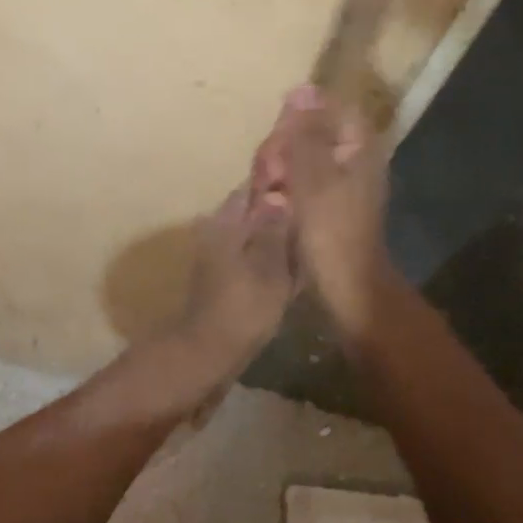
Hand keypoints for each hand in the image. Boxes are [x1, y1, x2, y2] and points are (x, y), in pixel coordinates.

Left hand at [166, 184, 296, 386]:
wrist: (209, 350)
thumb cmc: (243, 306)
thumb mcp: (268, 265)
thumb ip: (274, 228)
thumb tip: (278, 193)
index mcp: (226, 223)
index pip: (251, 188)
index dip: (275, 179)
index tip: (302, 173)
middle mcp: (217, 233)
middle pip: (252, 211)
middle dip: (278, 207)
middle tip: (312, 206)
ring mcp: (218, 257)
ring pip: (253, 234)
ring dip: (276, 234)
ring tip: (307, 235)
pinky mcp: (224, 279)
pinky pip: (251, 257)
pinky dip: (270, 257)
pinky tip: (291, 266)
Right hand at [255, 86, 399, 340]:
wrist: (348, 289)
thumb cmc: (332, 230)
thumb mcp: (312, 176)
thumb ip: (304, 133)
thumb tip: (301, 88)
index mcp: (358, 148)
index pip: (329, 109)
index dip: (298, 118)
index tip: (276, 139)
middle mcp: (353, 161)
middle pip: (310, 134)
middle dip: (282, 149)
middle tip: (268, 175)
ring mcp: (340, 186)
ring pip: (299, 160)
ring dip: (278, 172)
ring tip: (267, 194)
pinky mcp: (326, 208)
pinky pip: (298, 185)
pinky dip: (282, 191)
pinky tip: (270, 205)